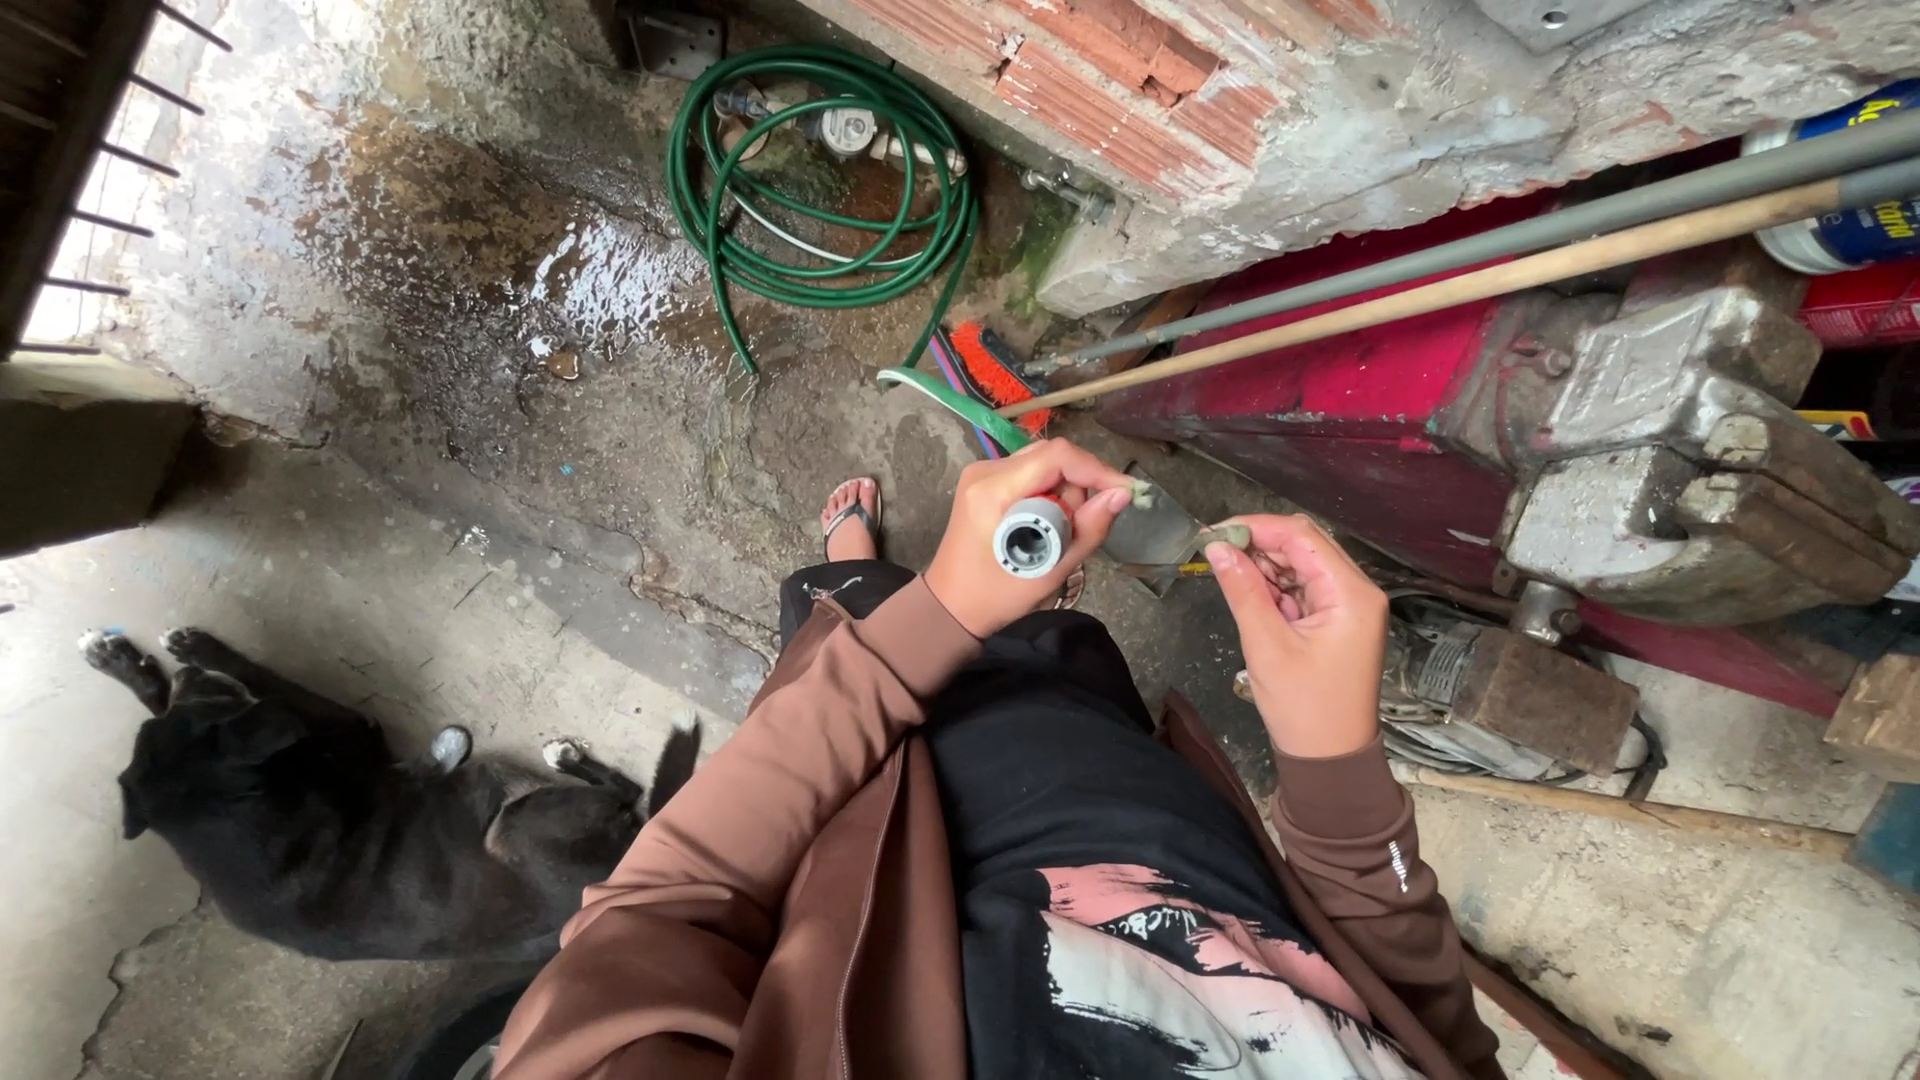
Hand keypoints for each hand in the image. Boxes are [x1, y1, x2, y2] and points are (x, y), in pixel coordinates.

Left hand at [924, 438, 1134, 636]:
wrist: (951, 605)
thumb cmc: (997, 596)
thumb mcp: (1051, 570)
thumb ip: (1089, 528)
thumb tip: (1122, 495)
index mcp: (993, 490)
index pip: (1056, 456)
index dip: (1096, 470)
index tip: (1124, 492)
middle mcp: (985, 470)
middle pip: (1052, 456)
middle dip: (1078, 486)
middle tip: (1079, 527)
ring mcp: (982, 472)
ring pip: (1044, 463)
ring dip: (1064, 491)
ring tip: (1058, 531)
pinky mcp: (986, 480)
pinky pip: (1032, 473)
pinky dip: (1049, 493)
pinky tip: (1045, 523)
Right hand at [1206, 514, 1387, 758]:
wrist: (1330, 757)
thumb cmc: (1302, 705)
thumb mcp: (1266, 644)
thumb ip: (1242, 589)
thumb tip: (1216, 546)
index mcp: (1350, 593)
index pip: (1301, 537)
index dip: (1255, 527)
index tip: (1213, 533)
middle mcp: (1356, 590)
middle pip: (1304, 544)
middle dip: (1258, 543)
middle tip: (1214, 550)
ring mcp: (1348, 605)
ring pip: (1300, 563)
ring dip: (1264, 564)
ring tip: (1227, 573)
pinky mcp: (1335, 619)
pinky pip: (1301, 586)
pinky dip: (1273, 584)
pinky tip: (1248, 590)